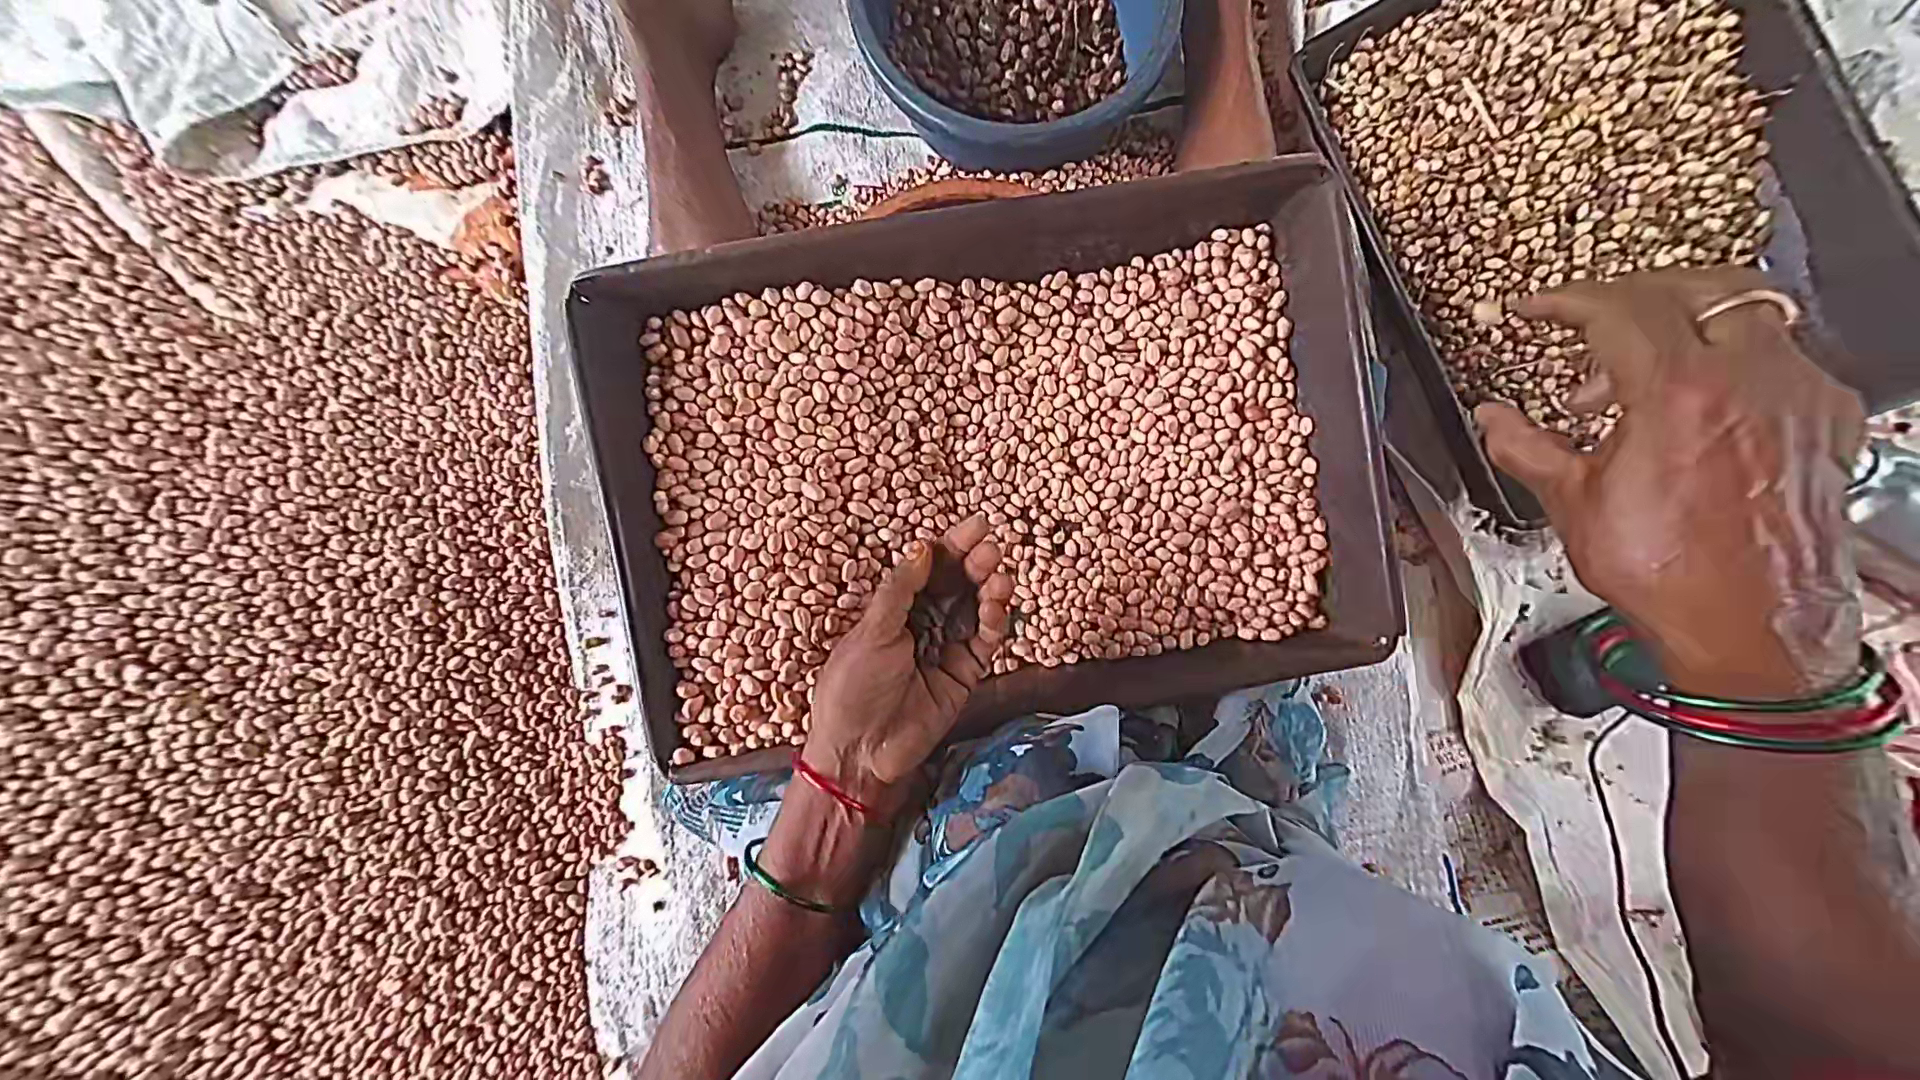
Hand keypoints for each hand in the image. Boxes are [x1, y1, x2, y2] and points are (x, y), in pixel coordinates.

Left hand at [802, 514, 1014, 812]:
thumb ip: (901, 590)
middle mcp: (925, 622)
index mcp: (898, 608)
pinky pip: (984, 640)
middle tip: (989, 548)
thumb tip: (923, 547)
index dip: (953, 545)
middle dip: (975, 563)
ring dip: (988, 588)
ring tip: (996, 575)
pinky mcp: (964, 672)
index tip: (976, 525)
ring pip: (975, 607)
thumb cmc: (854, 687)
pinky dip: (994, 621)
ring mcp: (946, 646)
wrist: (861, 751)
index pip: (931, 568)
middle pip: (958, 583)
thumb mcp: (872, 632)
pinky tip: (996, 605)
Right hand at [1476, 268, 1865, 699]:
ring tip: (1617, 382)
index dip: (1567, 300)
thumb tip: (1492, 418)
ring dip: (1673, 330)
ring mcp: (1800, 397)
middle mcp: (1754, 382)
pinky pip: (1774, 358)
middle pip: (1702, 288)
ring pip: (1746, 318)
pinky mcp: (1825, 420)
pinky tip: (1678, 404)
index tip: (1536, 305)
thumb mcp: (1569, 500)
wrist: (1749, 618)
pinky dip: (1718, 361)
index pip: (1622, 311)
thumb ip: (1525, 445)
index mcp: (1681, 395)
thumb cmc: (1665, 566)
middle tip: (1586, 314)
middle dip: (1632, 292)